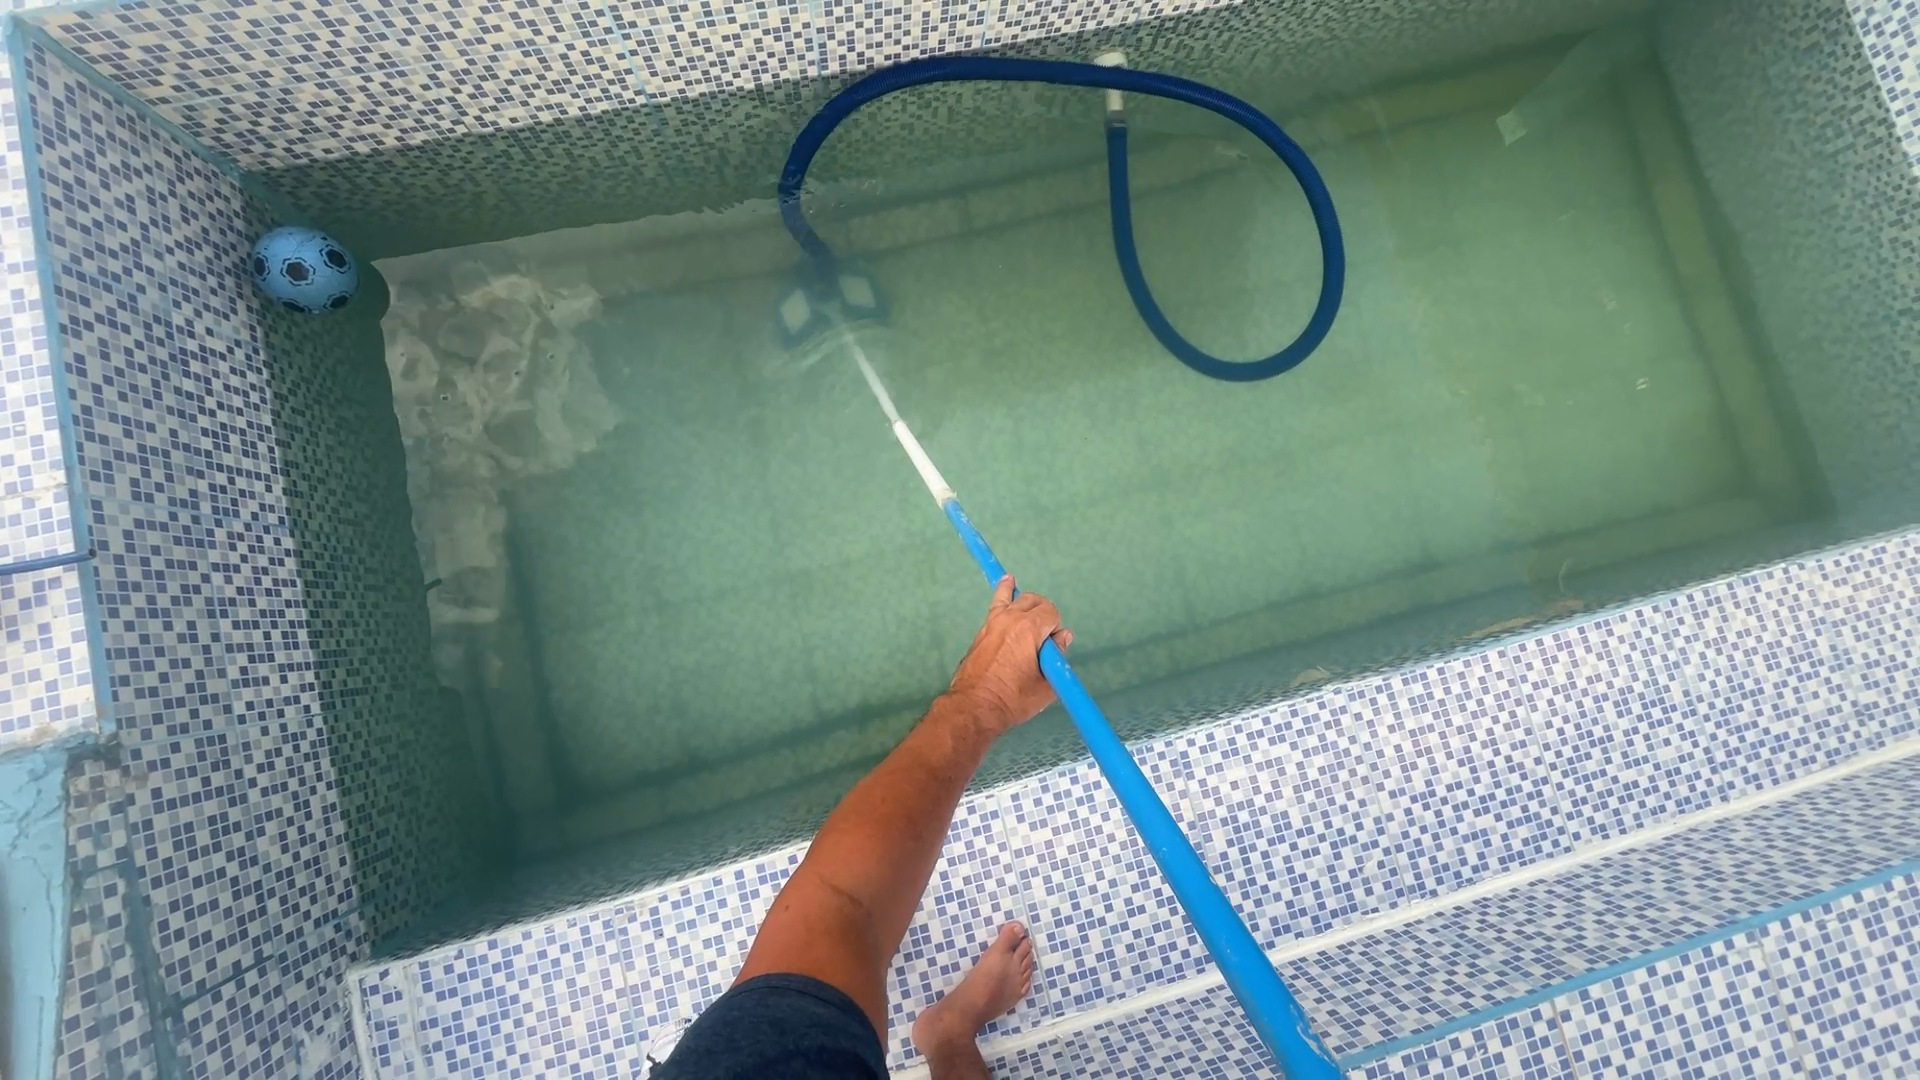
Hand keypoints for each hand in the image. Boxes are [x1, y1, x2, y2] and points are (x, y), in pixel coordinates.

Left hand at [946, 577, 1072, 735]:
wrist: (975, 706)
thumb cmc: (1012, 699)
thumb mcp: (1047, 684)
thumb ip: (1057, 657)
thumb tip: (1063, 638)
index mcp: (1028, 629)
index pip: (1051, 612)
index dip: (1056, 627)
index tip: (1052, 646)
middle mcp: (1010, 619)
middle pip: (1033, 600)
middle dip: (1043, 611)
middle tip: (1044, 635)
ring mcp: (993, 622)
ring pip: (1011, 597)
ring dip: (1020, 595)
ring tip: (1013, 580)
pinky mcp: (983, 630)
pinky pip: (996, 605)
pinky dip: (1003, 594)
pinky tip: (1006, 584)